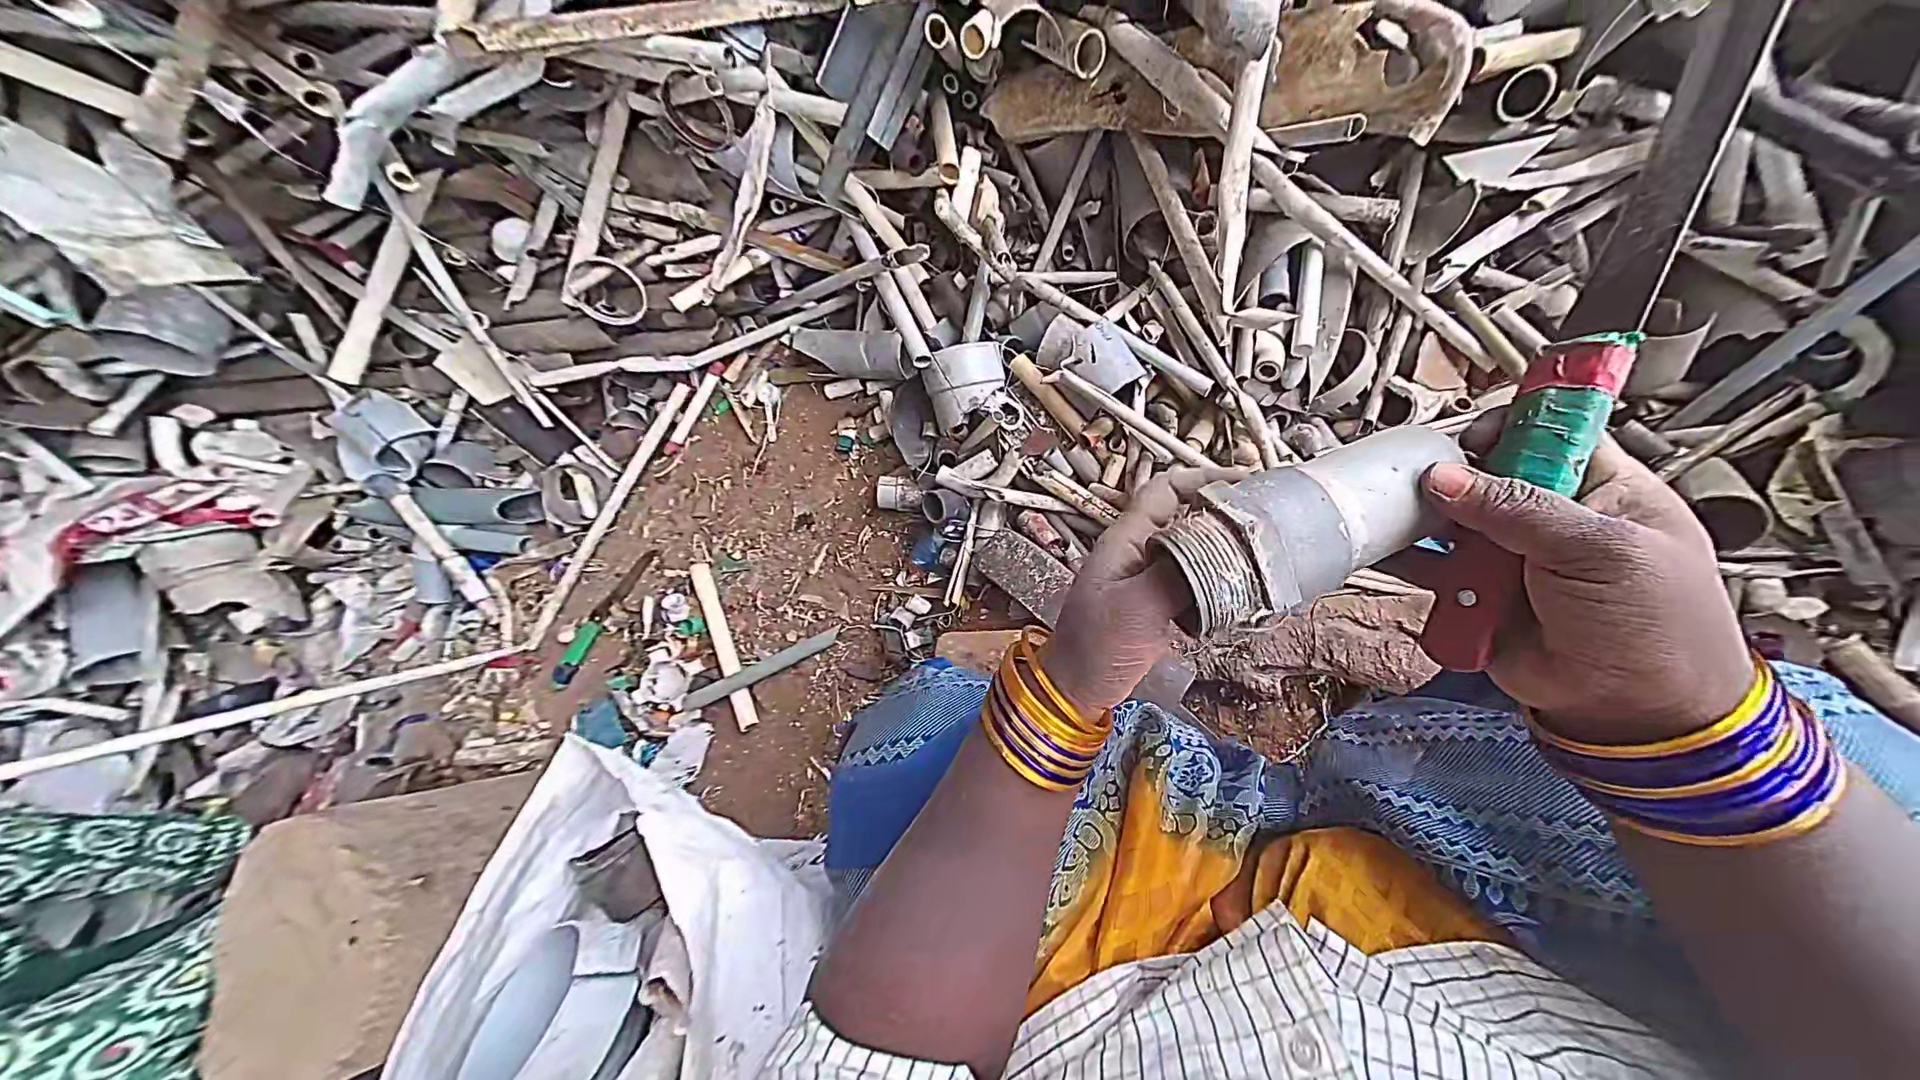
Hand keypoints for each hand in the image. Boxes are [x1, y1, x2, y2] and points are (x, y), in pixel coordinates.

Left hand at [1038, 467, 1246, 713]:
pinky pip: (1193, 585)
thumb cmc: (1095, 647)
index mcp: (1125, 541)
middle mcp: (1137, 553)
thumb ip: (1175, 576)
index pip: (1165, 491)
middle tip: (1267, 526)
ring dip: (1224, 555)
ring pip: (1193, 553)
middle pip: (1185, 519)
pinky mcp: (1155, 606)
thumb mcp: (1135, 608)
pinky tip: (1239, 599)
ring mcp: (1146, 581)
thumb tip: (1220, 548)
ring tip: (1263, 561)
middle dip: (1223, 517)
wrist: (1075, 689)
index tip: (1248, 482)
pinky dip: (1217, 587)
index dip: (1204, 479)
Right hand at [1399, 429, 1752, 744]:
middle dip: (1444, 475)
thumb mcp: (1601, 552)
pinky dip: (1402, 557)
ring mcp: (1504, 553)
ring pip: (1446, 518)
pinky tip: (1380, 548)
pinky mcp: (1471, 589)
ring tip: (1389, 514)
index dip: (1505, 428)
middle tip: (1410, 479)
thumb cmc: (1653, 627)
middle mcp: (1545, 515)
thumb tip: (1444, 477)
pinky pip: (1427, 563)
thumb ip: (1520, 509)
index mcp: (1599, 488)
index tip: (1462, 437)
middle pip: (1480, 474)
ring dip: (1418, 517)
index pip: (1546, 434)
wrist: (1630, 711)